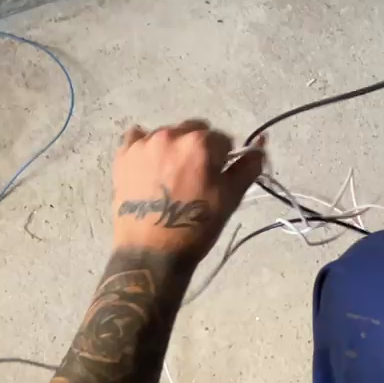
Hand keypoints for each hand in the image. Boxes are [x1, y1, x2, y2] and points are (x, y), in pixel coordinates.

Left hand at [111, 120, 264, 263]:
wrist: (151, 252)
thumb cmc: (196, 225)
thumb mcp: (230, 198)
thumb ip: (247, 167)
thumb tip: (260, 146)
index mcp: (200, 143)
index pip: (222, 139)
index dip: (223, 159)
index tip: (216, 178)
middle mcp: (171, 134)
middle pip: (194, 130)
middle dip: (199, 148)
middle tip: (194, 177)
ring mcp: (144, 144)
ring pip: (168, 134)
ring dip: (174, 147)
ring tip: (170, 176)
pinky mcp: (123, 155)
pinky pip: (138, 138)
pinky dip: (146, 147)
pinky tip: (149, 165)